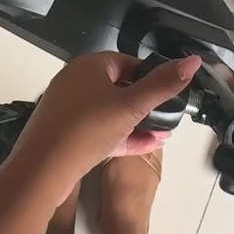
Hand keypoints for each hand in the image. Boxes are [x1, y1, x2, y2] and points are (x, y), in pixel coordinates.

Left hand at [5, 52, 200, 201]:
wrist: (40, 173)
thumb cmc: (86, 130)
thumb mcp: (131, 106)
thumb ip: (163, 85)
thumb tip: (193, 60)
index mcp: (89, 66)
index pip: (128, 62)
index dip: (150, 76)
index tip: (168, 92)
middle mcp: (76, 82)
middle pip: (119, 87)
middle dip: (145, 103)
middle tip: (167, 116)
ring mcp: (68, 110)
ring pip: (110, 111)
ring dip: (136, 122)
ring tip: (162, 134)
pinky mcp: (65, 135)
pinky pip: (99, 130)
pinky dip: (121, 136)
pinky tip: (145, 146)